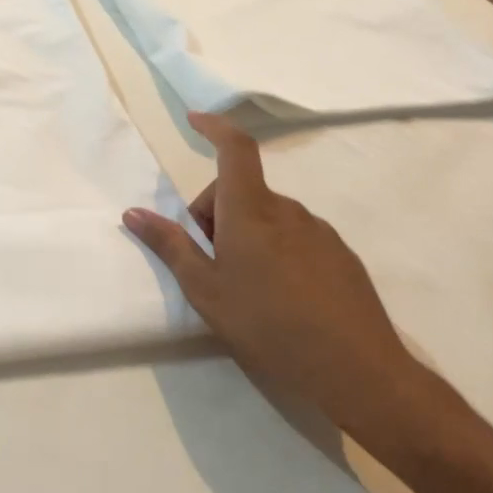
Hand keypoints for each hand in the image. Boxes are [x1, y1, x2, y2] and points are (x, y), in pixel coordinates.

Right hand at [122, 113, 419, 431]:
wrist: (359, 374)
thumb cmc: (268, 326)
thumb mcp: (205, 290)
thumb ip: (171, 246)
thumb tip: (134, 212)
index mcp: (251, 213)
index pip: (235, 150)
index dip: (215, 128)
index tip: (195, 119)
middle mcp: (289, 213)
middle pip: (242, 192)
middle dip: (216, 214)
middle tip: (207, 261)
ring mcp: (321, 235)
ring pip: (270, 217)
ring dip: (246, 234)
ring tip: (243, 286)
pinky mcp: (343, 259)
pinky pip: (297, 239)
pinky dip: (277, 251)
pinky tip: (279, 298)